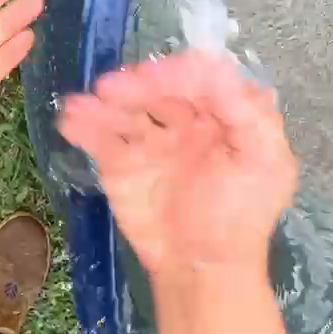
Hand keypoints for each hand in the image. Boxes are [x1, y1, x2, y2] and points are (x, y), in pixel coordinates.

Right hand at [56, 50, 295, 281]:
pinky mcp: (120, 163)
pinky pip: (99, 137)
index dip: (178, 74)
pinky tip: (70, 119)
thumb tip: (212, 62)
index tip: (157, 76)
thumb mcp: (263, 161)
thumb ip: (243, 111)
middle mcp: (185, 120)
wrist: (201, 271)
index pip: (199, 80)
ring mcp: (150, 141)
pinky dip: (83, 126)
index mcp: (223, 115)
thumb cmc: (240, 217)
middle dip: (135, 86)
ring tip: (81, 103)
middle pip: (157, 90)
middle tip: (111, 88)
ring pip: (124, 110)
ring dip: (102, 103)